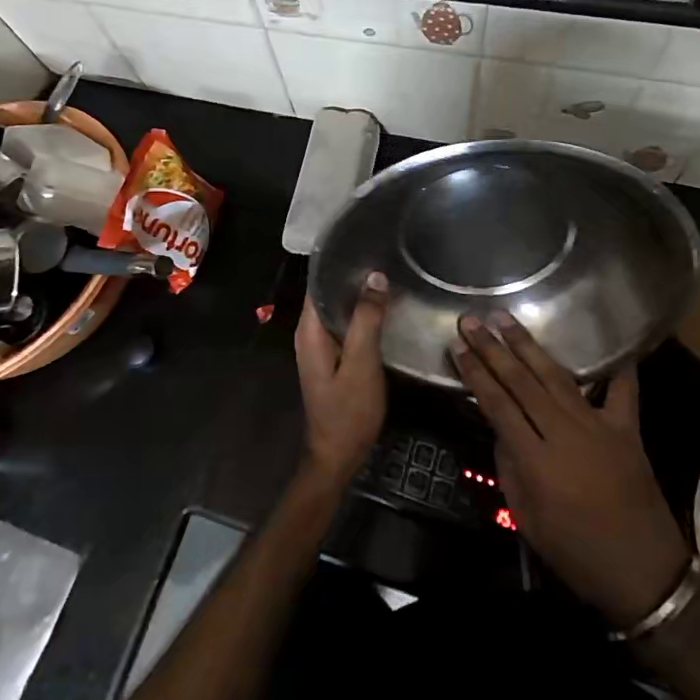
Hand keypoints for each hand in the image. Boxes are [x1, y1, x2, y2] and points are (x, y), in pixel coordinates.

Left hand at [293, 274, 388, 485]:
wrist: (338, 455)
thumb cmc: (348, 411)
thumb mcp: (362, 364)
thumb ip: (366, 321)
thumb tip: (374, 277)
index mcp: (309, 330)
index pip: (317, 283)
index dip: (337, 263)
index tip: (364, 244)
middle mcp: (309, 333)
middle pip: (328, 294)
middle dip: (353, 276)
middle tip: (386, 256)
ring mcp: (320, 346)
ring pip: (339, 310)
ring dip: (359, 297)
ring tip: (390, 276)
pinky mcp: (332, 358)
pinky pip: (345, 326)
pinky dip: (362, 316)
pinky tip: (384, 311)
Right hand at [451, 311, 690, 628]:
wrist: (645, 574)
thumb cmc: (575, 551)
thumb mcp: (525, 517)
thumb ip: (509, 466)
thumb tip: (501, 429)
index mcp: (537, 460)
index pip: (497, 404)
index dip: (475, 374)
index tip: (457, 347)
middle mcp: (566, 434)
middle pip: (522, 382)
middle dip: (493, 349)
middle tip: (472, 321)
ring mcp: (600, 428)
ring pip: (558, 377)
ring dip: (529, 346)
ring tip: (507, 319)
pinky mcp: (628, 431)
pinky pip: (623, 392)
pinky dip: (618, 368)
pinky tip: (610, 346)